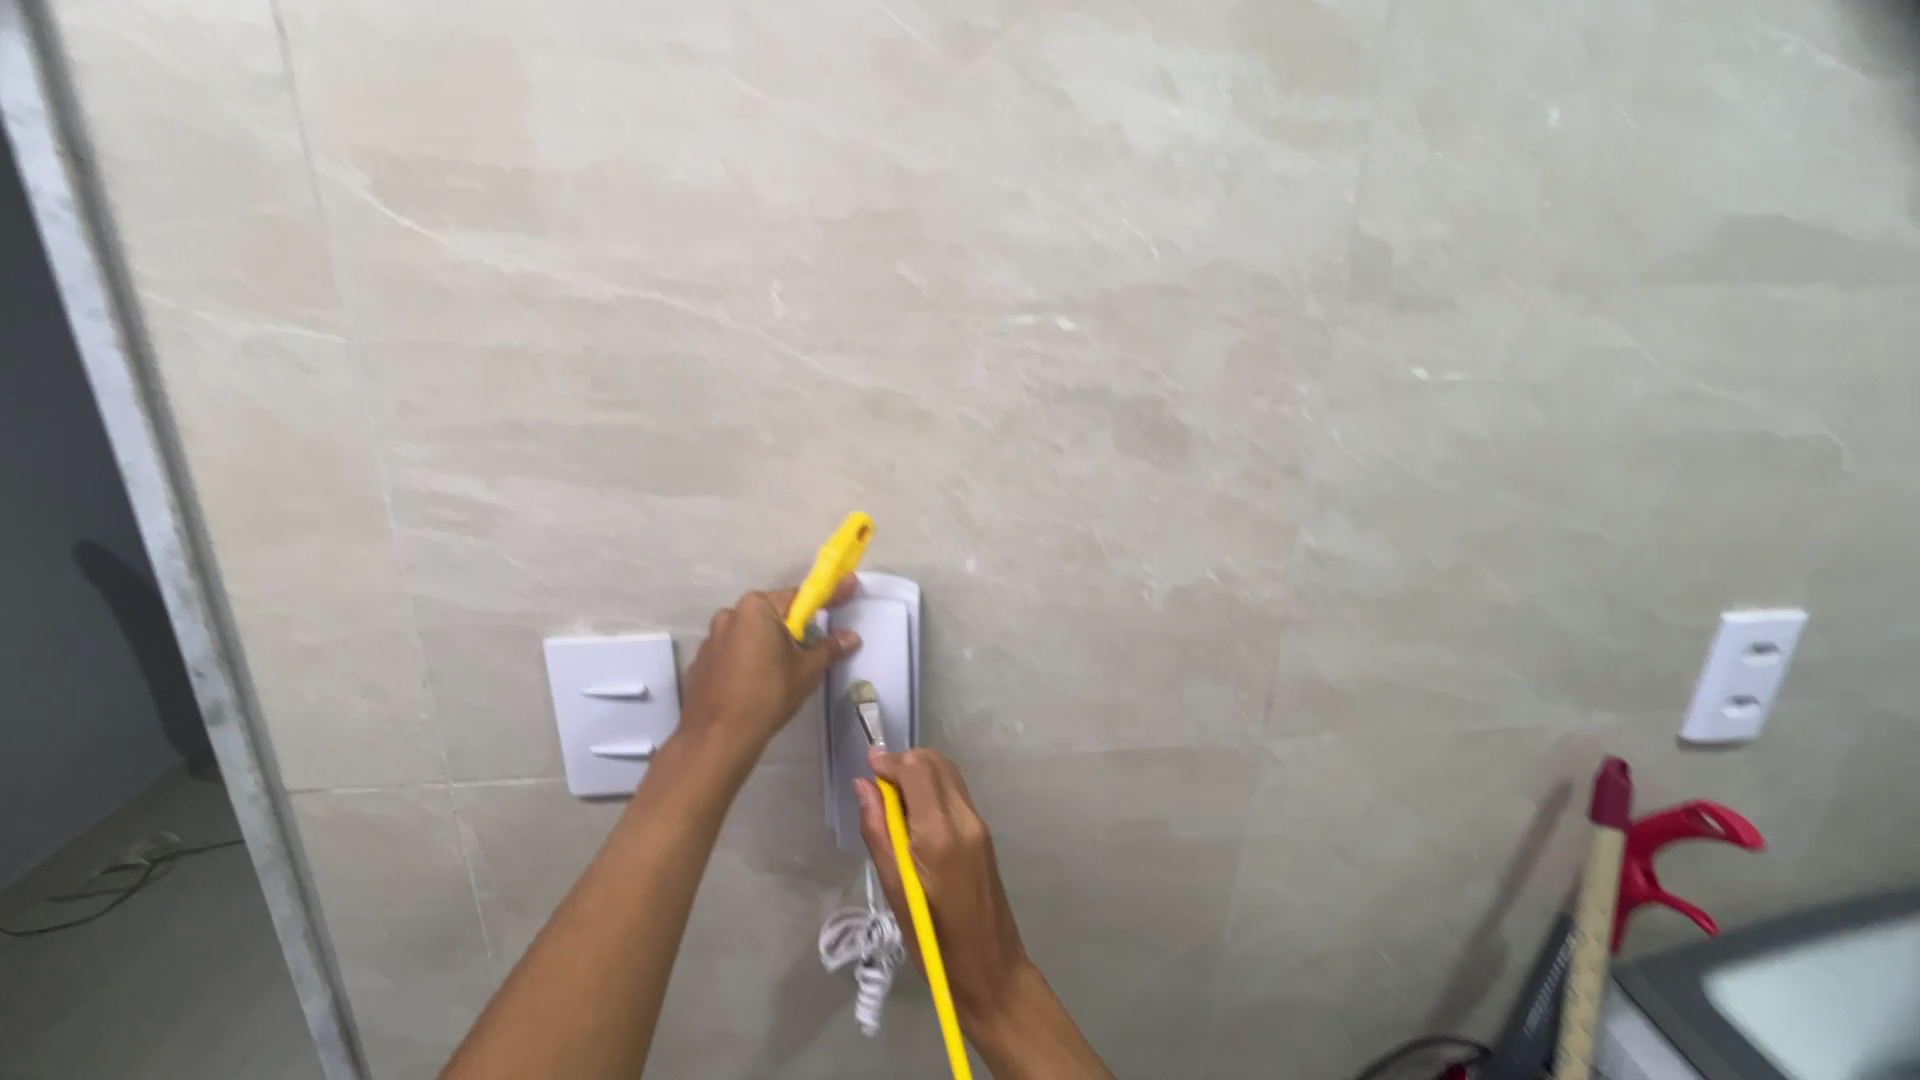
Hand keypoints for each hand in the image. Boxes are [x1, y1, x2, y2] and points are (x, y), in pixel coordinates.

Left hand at [679, 579, 860, 758]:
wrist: (718, 736)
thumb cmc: (768, 695)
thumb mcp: (807, 671)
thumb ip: (829, 648)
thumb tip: (851, 637)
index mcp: (757, 609)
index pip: (799, 597)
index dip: (827, 598)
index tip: (849, 586)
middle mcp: (730, 615)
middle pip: (771, 615)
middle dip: (791, 628)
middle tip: (807, 652)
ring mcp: (711, 639)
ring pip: (749, 635)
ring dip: (766, 645)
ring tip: (777, 674)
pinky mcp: (700, 662)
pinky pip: (731, 653)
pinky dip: (745, 661)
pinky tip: (753, 685)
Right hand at [855, 747, 1033, 1030]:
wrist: (991, 968)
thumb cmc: (935, 940)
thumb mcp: (895, 890)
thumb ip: (878, 832)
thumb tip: (863, 786)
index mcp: (940, 832)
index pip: (916, 768)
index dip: (889, 761)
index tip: (867, 769)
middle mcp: (964, 818)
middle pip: (935, 763)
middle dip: (904, 763)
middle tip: (878, 790)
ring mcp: (978, 824)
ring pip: (948, 773)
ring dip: (919, 774)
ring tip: (893, 805)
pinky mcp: (983, 833)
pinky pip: (955, 793)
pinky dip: (933, 789)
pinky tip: (914, 819)